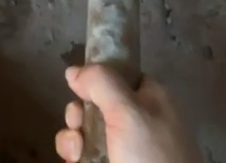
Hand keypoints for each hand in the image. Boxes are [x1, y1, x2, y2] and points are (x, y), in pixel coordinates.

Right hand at [57, 65, 200, 162]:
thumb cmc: (150, 158)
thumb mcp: (128, 111)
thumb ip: (101, 81)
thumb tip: (73, 71)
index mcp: (153, 100)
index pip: (121, 74)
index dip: (97, 76)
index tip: (78, 84)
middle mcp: (140, 123)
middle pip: (97, 102)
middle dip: (79, 110)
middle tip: (77, 122)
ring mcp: (126, 150)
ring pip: (87, 129)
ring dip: (72, 135)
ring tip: (75, 150)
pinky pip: (85, 153)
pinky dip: (74, 154)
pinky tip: (73, 159)